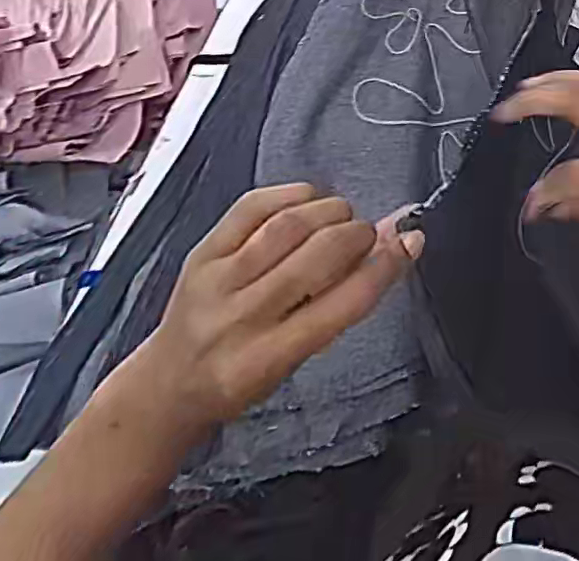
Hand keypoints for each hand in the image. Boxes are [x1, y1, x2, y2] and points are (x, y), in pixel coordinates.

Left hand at [107, 184, 421, 440]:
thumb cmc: (247, 377)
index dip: (387, 265)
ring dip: (331, 211)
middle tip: (366, 235)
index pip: (344, 302)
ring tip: (340, 218)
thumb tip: (403, 236)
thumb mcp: (303, 351)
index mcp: (270, 357)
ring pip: (290, 225)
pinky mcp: (200, 253)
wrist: (167, 384)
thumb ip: (350, 293)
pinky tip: (308, 201)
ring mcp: (215, 282)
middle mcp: (240, 319)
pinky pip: (254, 205)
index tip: (411, 239)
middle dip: (358, 234)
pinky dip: (293, 193)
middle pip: (319, 256)